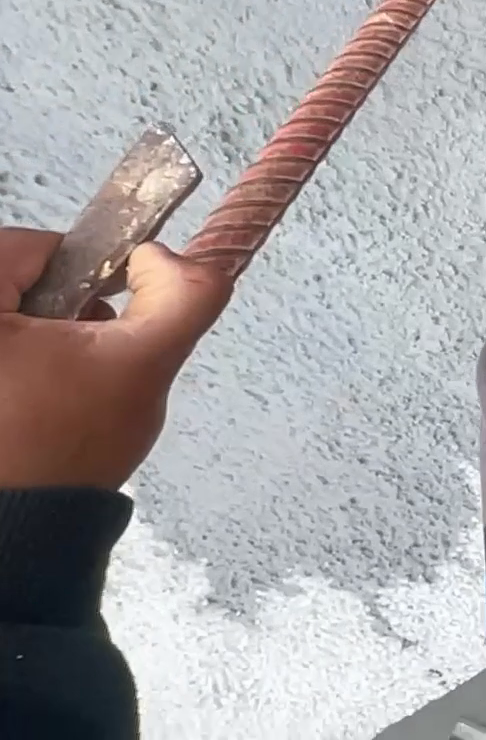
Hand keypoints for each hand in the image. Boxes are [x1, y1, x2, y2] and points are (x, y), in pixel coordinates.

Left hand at [0, 228, 231, 488]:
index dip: (82, 266)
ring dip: (33, 330)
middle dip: (56, 304)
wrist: (18, 522)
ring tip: (60, 374)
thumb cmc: (70, 439)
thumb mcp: (152, 356)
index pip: (22, 245)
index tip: (109, 304)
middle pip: (5, 281)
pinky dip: (17, 357)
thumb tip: (165, 257)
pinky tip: (30, 392)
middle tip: (87, 346)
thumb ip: (186, 292)